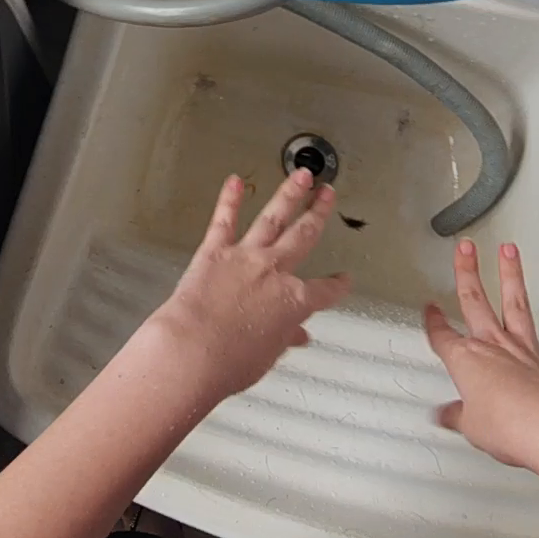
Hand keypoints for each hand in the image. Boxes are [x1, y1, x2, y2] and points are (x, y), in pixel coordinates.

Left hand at [141, 170, 352, 402]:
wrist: (194, 350)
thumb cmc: (230, 362)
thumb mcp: (267, 355)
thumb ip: (283, 338)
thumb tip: (296, 335)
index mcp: (293, 302)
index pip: (324, 292)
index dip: (337, 286)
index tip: (344, 279)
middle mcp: (274, 271)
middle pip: (304, 235)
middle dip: (318, 213)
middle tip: (328, 193)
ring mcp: (246, 256)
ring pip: (274, 218)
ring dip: (289, 194)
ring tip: (301, 175)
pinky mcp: (215, 250)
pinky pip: (224, 219)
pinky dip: (230, 199)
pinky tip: (235, 181)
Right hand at [423, 240, 538, 478]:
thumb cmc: (515, 430)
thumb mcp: (473, 429)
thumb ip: (459, 417)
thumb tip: (446, 416)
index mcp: (467, 360)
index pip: (442, 336)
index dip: (433, 322)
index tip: (430, 310)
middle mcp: (496, 348)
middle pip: (475, 301)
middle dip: (467, 271)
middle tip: (465, 248)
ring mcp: (528, 353)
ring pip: (516, 305)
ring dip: (512, 275)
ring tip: (509, 250)